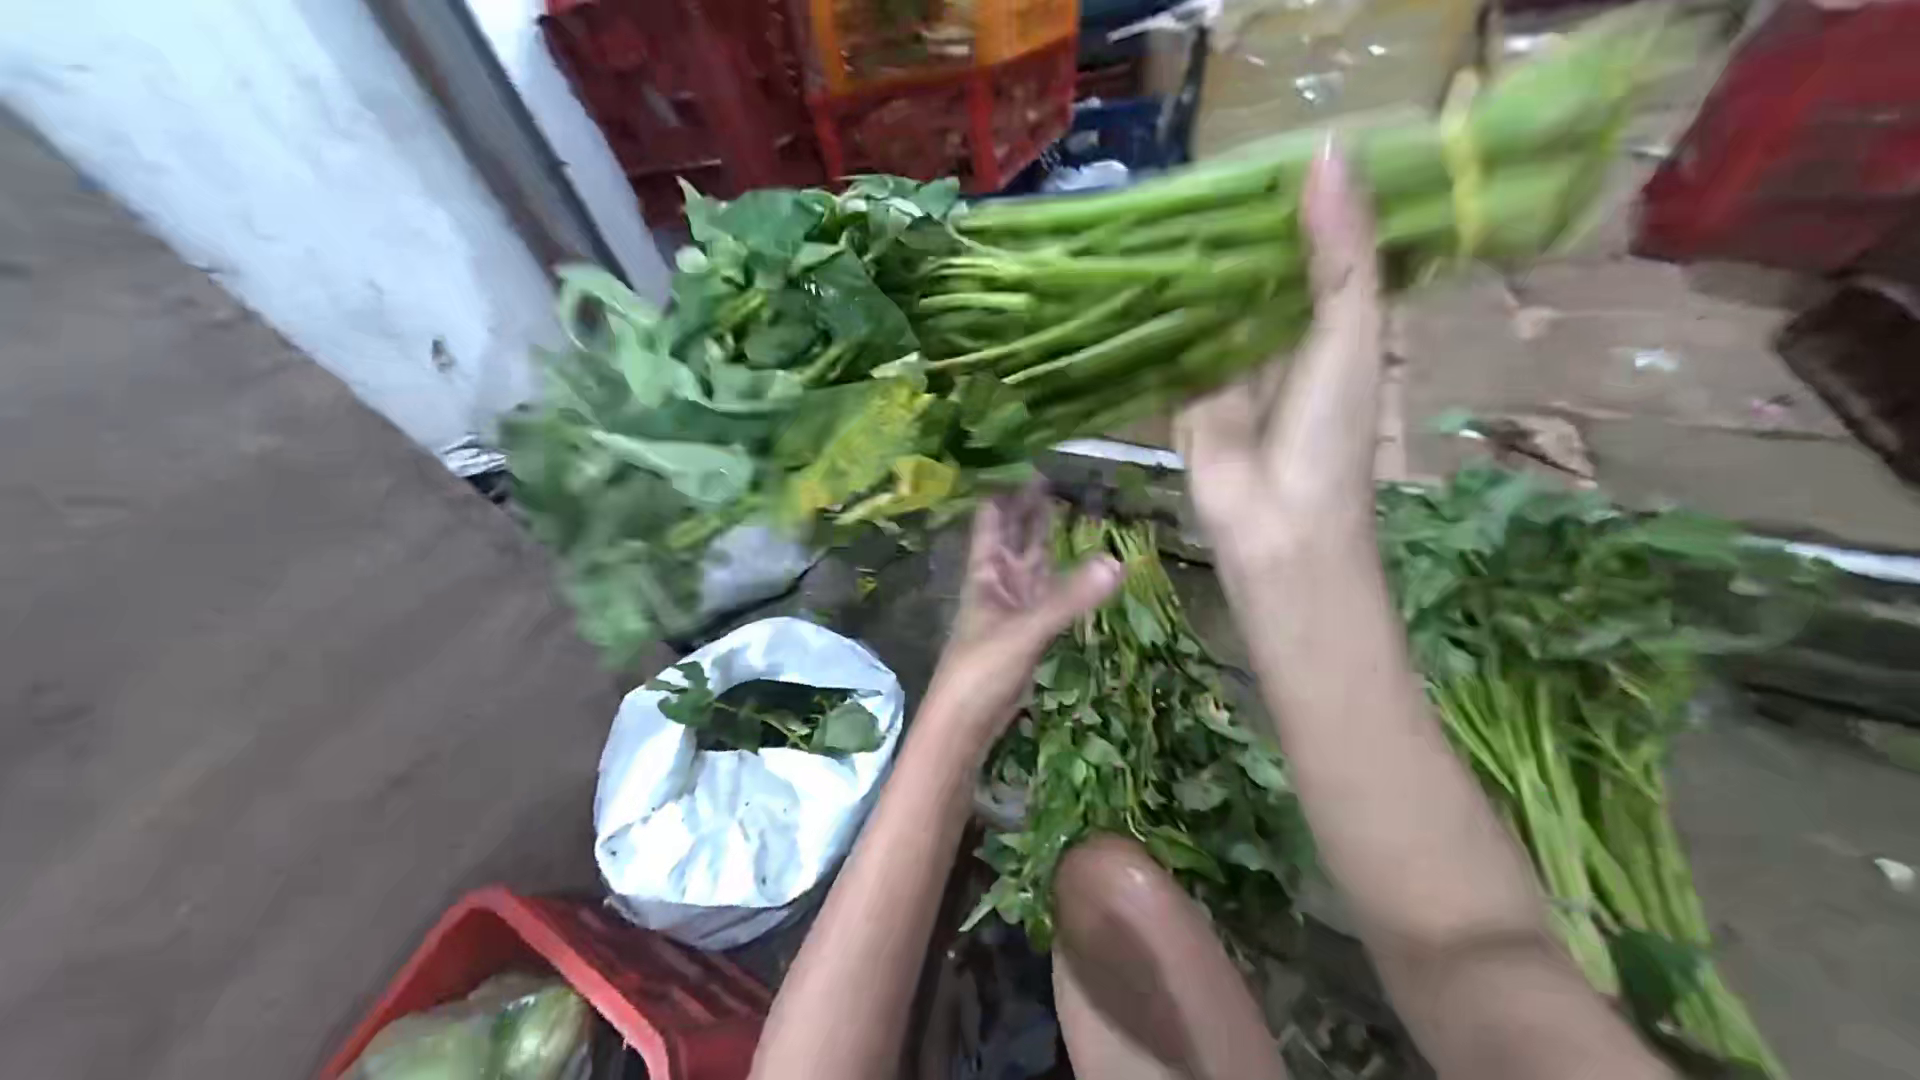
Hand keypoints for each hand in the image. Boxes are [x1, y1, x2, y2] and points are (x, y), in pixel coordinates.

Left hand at [921, 484, 1121, 749]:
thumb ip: (1069, 599)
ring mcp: (1015, 606)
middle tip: (1056, 474)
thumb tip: (1117, 562)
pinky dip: (1063, 577)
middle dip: (1031, 507)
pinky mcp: (1029, 630)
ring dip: (1048, 538)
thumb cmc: (981, 668)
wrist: (966, 721)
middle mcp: (1000, 582)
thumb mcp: (1025, 629)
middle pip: (1016, 535)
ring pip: (1034, 562)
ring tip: (1069, 506)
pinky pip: (1048, 593)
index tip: (1028, 460)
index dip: (1006, 490)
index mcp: (987, 571)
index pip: (992, 518)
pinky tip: (1078, 565)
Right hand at [1177, 141, 1384, 564]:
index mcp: (1330, 320)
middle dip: (1227, 235)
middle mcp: (1276, 339)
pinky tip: (1126, 280)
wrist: (1275, 524)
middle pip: (1251, 275)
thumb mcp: (1349, 333)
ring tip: (1149, 214)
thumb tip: (1325, 152)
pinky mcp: (1184, 395)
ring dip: (1185, 275)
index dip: (1292, 202)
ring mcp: (1227, 368)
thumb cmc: (1328, 434)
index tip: (1260, 148)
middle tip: (1188, 173)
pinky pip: (1168, 350)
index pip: (1311, 246)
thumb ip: (1340, 255)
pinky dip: (1153, 323)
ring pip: (1205, 310)